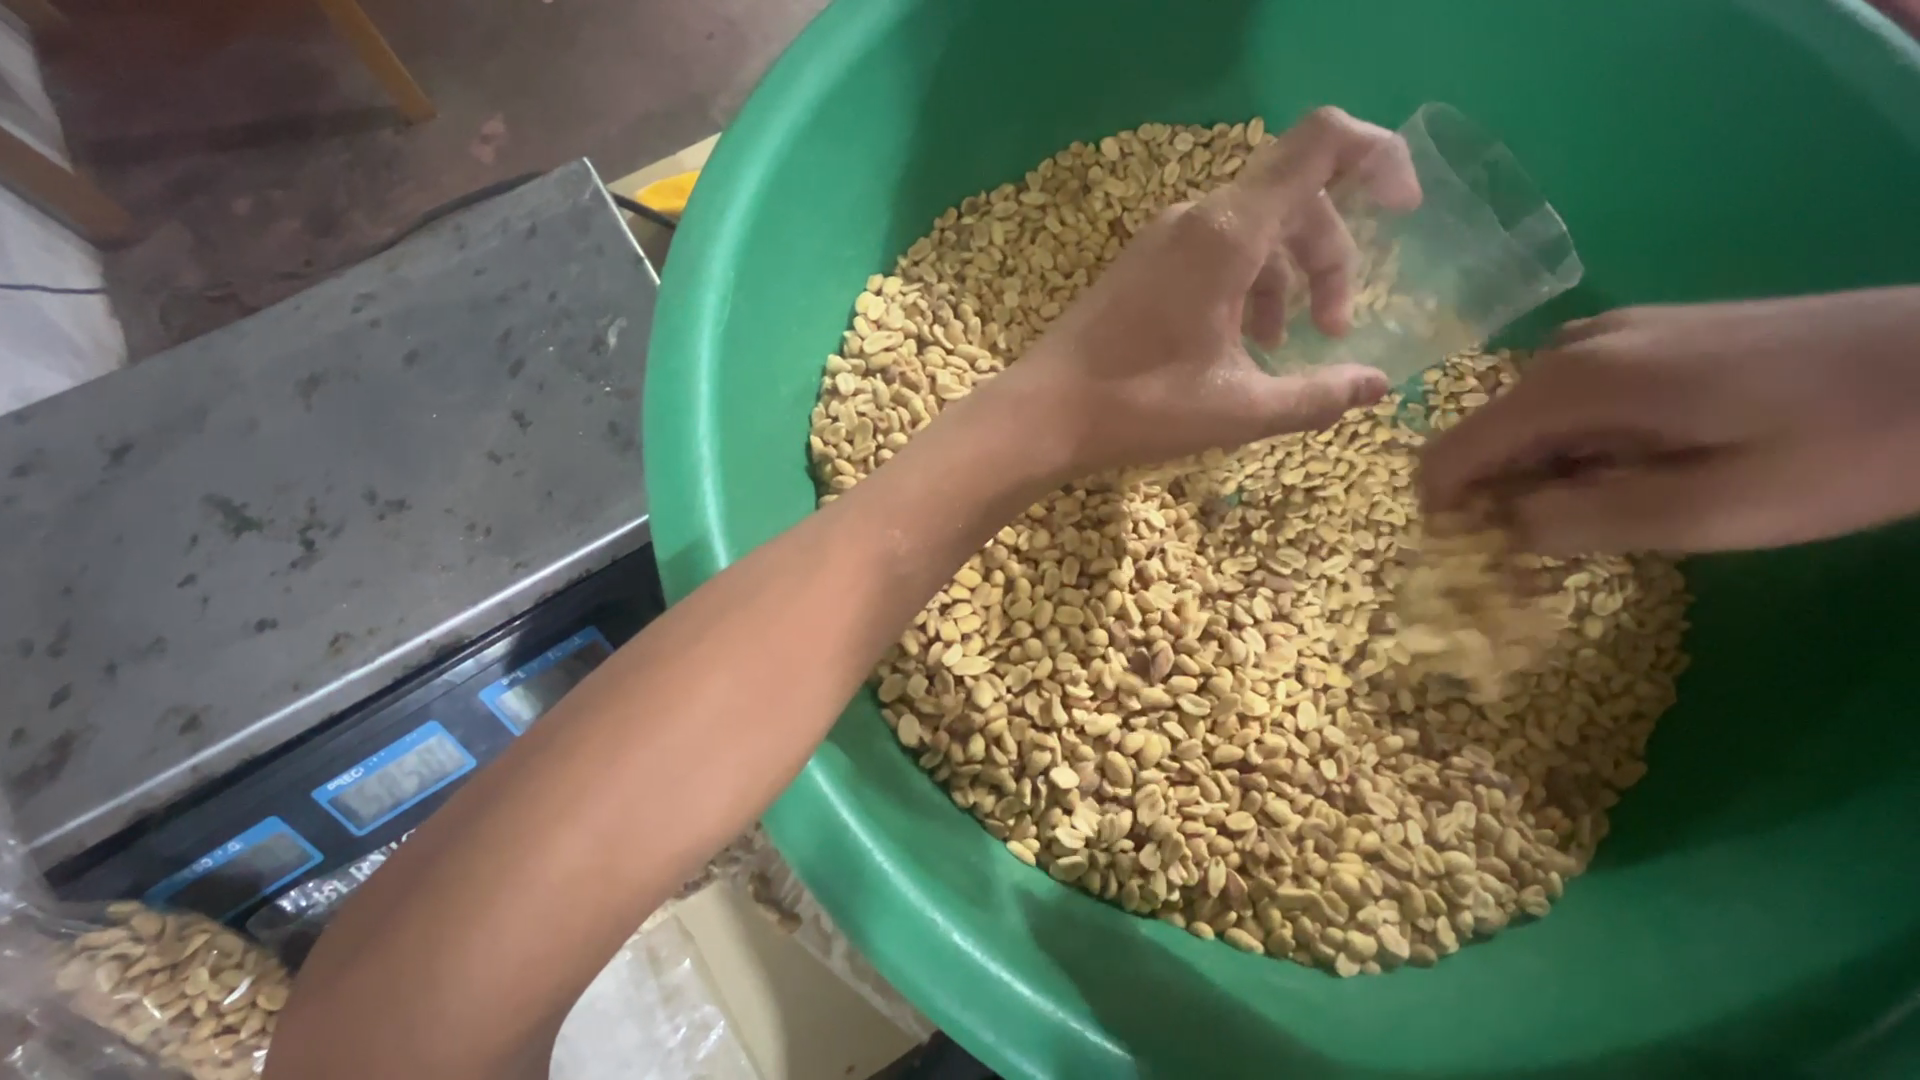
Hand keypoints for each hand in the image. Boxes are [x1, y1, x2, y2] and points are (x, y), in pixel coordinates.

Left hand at [973, 107, 1419, 480]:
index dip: (1378, 157)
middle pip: (1295, 201)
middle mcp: (1197, 218)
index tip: (1407, 208)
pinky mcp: (1144, 263)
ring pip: (1255, 230)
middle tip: (1334, 331)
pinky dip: (1246, 285)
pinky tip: (1242, 343)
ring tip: (1288, 347)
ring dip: (1289, 279)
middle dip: (1332, 258)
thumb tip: (1376, 387)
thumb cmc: (1140, 408)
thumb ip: (1317, 394)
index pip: (1322, 144)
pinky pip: (1215, 252)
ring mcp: (1164, 238)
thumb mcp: (1240, 408)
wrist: (1042, 414)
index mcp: (1228, 233)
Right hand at [1420, 287, 1919, 553]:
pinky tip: (1647, 464)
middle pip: (1487, 436)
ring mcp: (1612, 334)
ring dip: (1545, 474)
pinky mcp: (1649, 336)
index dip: (1445, 511)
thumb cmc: (1848, 446)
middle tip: (1561, 552)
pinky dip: (1579, 445)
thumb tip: (1499, 528)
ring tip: (1621, 509)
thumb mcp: (1712, 511)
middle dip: (1501, 497)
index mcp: (1572, 385)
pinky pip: (1573, 400)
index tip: (1475, 560)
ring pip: (1529, 420)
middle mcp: (1571, 347)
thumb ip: (1584, 520)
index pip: (1451, 452)